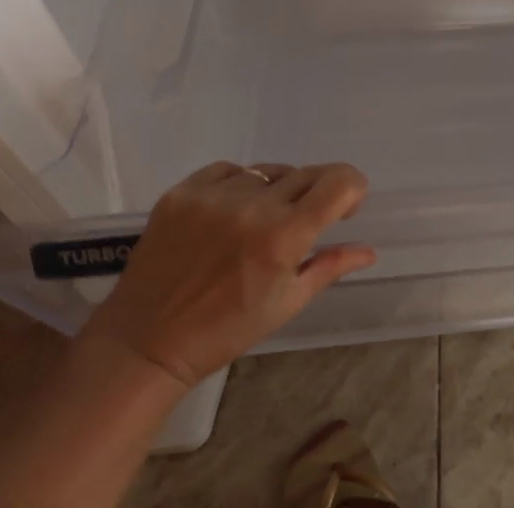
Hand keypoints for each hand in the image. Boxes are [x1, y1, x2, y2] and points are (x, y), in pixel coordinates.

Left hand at [79, 162, 376, 387]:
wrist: (145, 342)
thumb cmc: (225, 331)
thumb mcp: (287, 304)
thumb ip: (329, 267)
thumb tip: (368, 251)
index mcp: (284, 237)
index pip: (339, 182)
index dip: (353, 187)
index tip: (347, 207)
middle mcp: (253, 207)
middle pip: (308, 174)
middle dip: (319, 192)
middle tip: (306, 219)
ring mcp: (214, 196)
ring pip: (269, 172)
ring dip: (278, 189)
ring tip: (262, 220)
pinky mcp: (181, 193)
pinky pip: (228, 171)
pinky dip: (240, 185)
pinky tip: (232, 211)